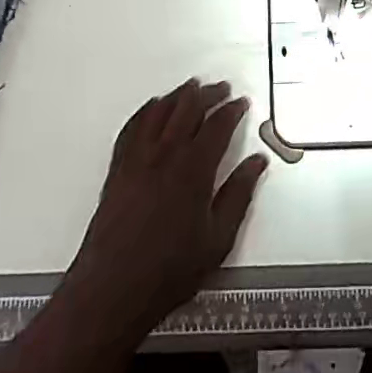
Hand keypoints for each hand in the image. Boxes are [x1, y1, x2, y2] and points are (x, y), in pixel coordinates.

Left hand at [65, 79, 268, 333]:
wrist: (116, 283)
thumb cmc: (168, 268)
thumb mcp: (218, 238)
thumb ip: (239, 194)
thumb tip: (255, 164)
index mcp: (193, 168)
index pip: (217, 125)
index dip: (232, 110)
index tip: (240, 103)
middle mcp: (164, 153)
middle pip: (188, 108)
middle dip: (207, 94)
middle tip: (219, 89)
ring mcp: (137, 156)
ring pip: (159, 110)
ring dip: (178, 95)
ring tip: (190, 88)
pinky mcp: (118, 164)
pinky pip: (134, 124)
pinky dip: (147, 110)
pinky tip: (152, 108)